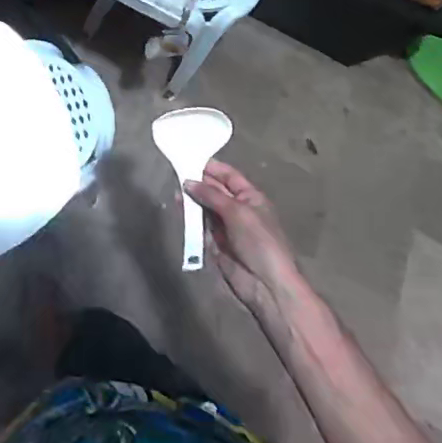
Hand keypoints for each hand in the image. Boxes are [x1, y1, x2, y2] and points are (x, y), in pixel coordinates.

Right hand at [183, 160, 302, 313]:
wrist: (266, 285)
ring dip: (192, 200)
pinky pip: (201, 225)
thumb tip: (187, 182)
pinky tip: (180, 210)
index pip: (228, 175)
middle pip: (215, 190)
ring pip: (206, 207)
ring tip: (175, 192)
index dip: (211, 167)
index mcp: (250, 197)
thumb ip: (211, 195)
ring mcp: (227, 226)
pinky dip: (191, 218)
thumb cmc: (259, 241)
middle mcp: (238, 209)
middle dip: (198, 182)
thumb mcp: (237, 212)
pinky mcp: (216, 242)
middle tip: (176, 173)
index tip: (189, 157)